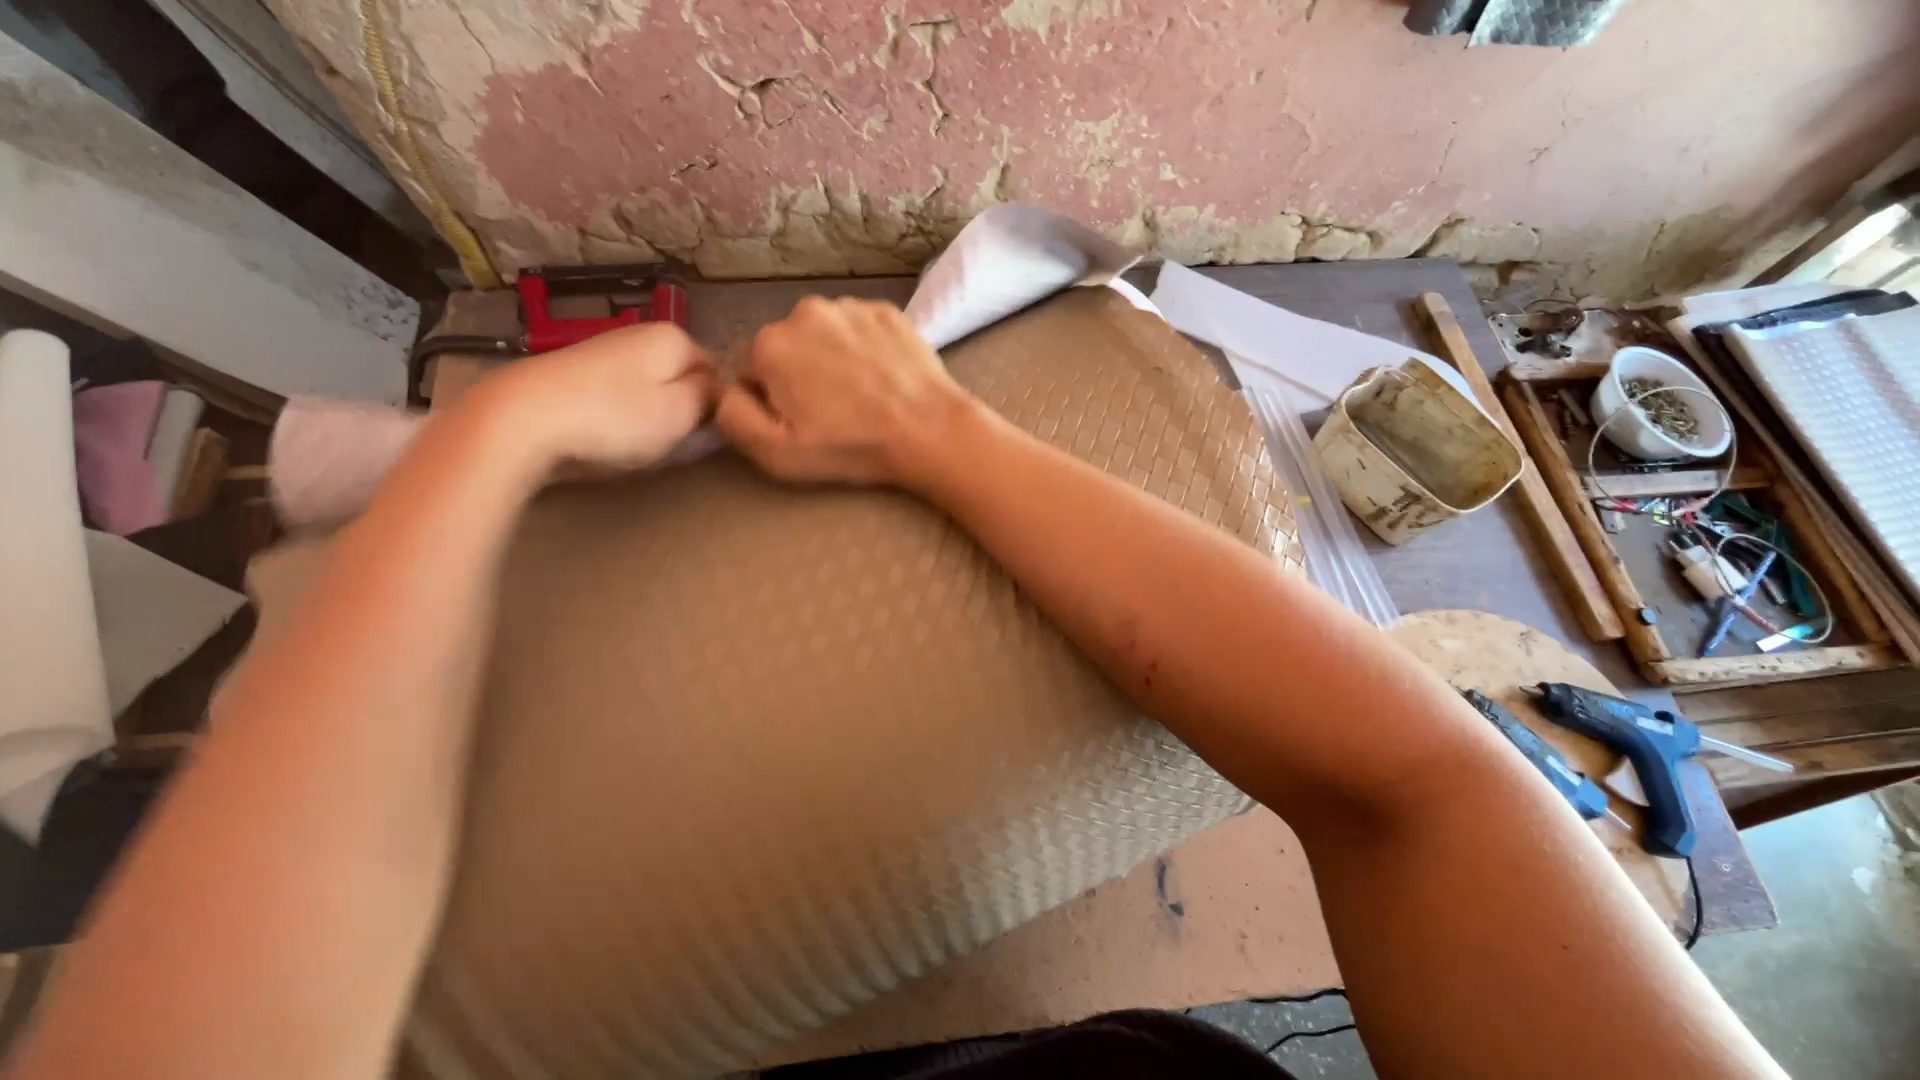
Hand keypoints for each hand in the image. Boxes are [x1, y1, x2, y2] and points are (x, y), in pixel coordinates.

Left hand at [481, 322, 719, 471]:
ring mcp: (601, 350)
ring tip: (630, 444)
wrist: (521, 420)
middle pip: (677, 377)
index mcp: (673, 336)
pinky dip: (612, 415)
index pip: (716, 372)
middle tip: (667, 443)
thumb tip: (717, 389)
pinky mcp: (570, 371)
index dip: (712, 406)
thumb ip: (709, 398)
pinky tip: (599, 436)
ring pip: (644, 387)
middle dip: (677, 407)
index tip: (699, 434)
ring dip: (644, 414)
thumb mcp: (680, 413)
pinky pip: (611, 395)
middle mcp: (639, 332)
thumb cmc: (614, 418)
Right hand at [715, 296, 976, 487]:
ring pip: (822, 335)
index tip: (799, 421)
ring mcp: (849, 306)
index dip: (770, 400)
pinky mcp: (886, 310)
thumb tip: (725, 390)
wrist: (929, 431)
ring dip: (831, 358)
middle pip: (786, 348)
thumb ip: (731, 417)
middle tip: (831, 411)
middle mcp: (803, 312)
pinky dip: (864, 348)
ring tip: (860, 396)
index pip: (750, 371)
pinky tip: (881, 378)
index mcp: (769, 345)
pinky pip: (859, 328)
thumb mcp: (775, 452)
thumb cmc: (850, 446)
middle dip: (798, 375)